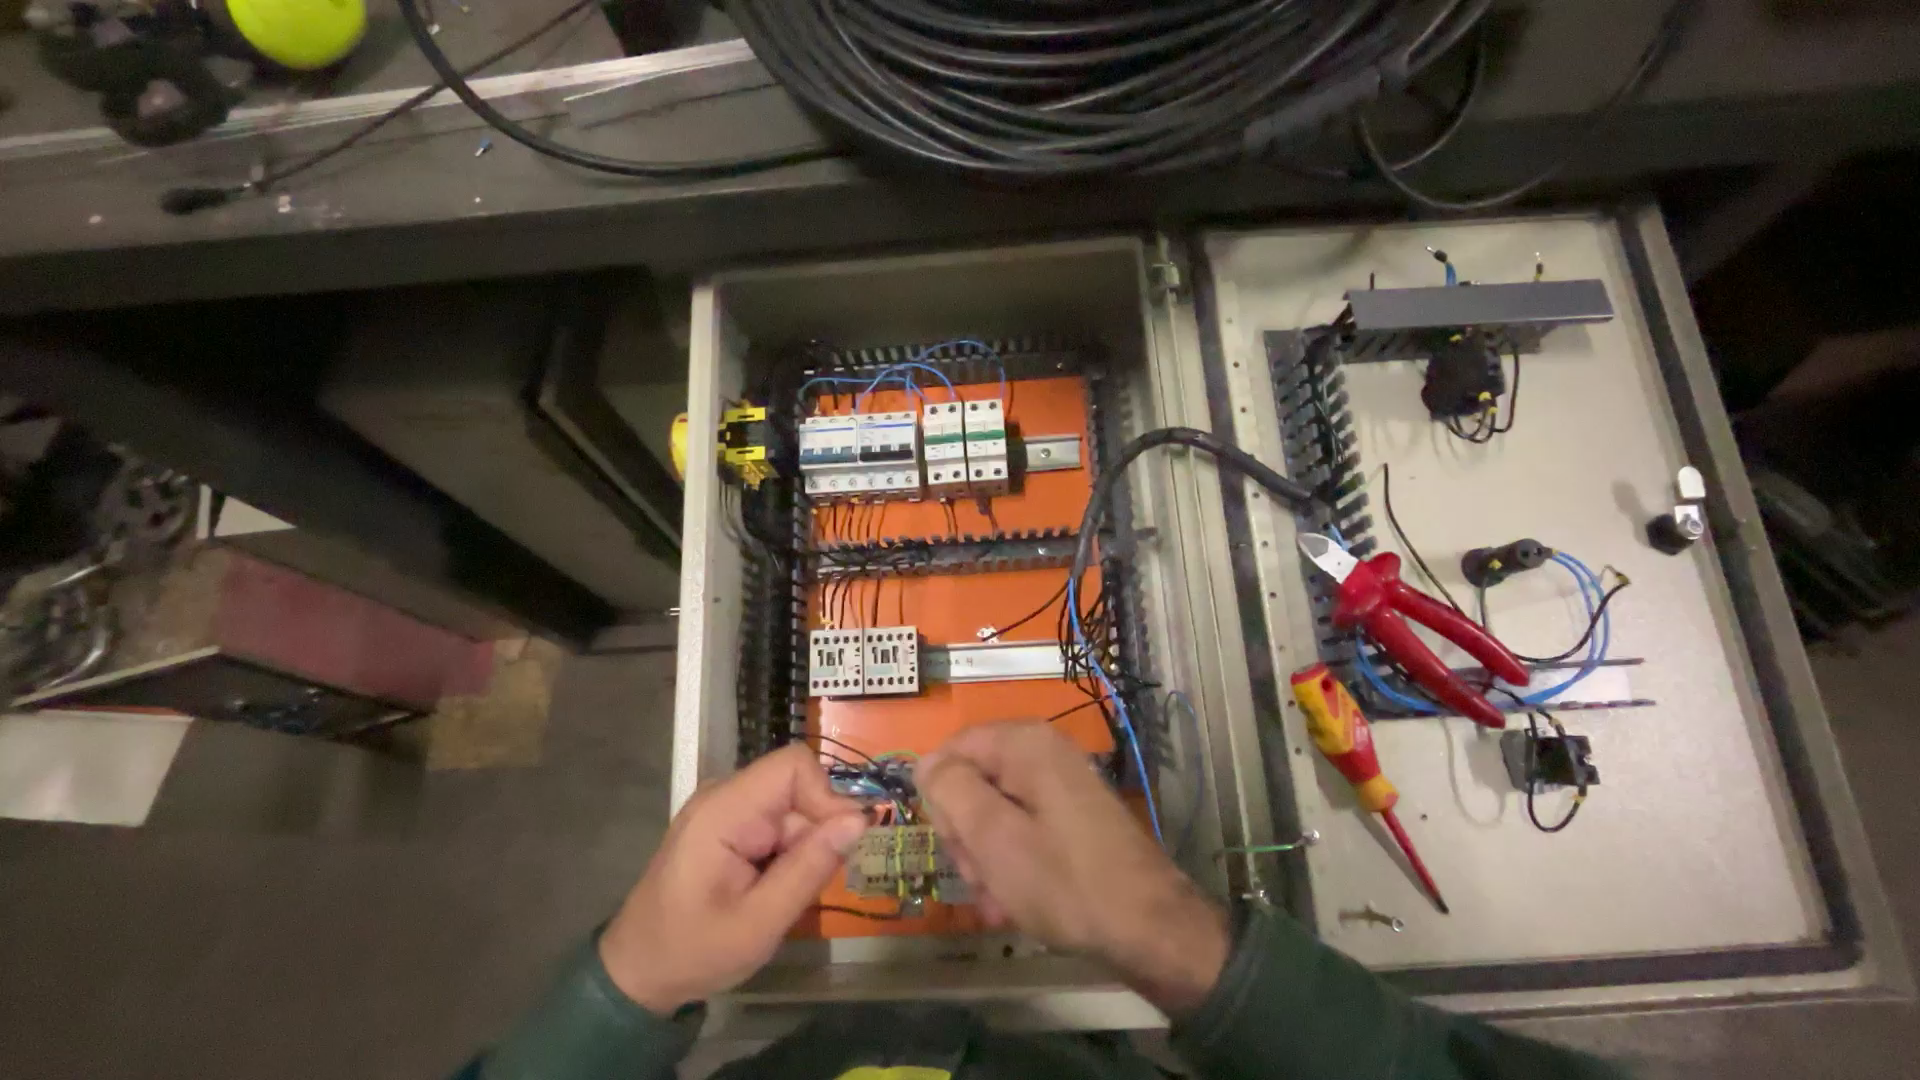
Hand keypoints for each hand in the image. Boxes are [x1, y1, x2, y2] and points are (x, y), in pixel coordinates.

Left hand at [599, 744, 867, 1014]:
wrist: (638, 973)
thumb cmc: (694, 951)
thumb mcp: (760, 923)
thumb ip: (810, 868)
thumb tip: (860, 819)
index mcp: (725, 809)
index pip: (794, 766)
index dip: (826, 797)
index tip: (837, 846)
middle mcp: (725, 794)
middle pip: (797, 787)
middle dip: (814, 832)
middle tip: (801, 887)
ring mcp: (725, 806)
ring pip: (793, 806)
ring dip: (801, 846)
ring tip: (780, 893)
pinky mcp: (729, 823)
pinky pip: (777, 820)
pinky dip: (787, 851)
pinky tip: (770, 886)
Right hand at [918, 723, 1230, 1015]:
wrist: (1150, 930)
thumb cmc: (1065, 883)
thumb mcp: (993, 837)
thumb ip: (951, 790)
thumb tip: (926, 763)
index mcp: (1024, 743)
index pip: (950, 751)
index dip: (941, 798)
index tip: (950, 843)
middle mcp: (1042, 751)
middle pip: (971, 782)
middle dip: (965, 834)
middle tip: (978, 877)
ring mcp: (1059, 783)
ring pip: (992, 811)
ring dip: (985, 857)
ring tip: (998, 899)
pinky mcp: (1070, 815)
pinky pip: (1020, 828)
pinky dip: (1010, 862)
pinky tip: (1014, 901)